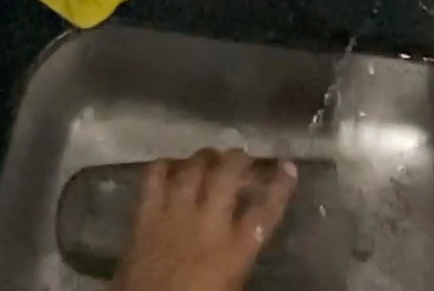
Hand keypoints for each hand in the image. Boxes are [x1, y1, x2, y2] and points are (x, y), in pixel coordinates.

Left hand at [113, 149, 296, 290]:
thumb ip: (240, 255)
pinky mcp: (146, 214)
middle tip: (242, 156)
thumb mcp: (230, 284)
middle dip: (238, 158)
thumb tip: (248, 232)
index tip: (288, 166)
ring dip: (204, 156)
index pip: (265, 212)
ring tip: (211, 155)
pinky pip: (155, 175)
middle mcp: (207, 224)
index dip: (279, 187)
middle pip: (227, 176)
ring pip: (193, 168)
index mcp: (233, 251)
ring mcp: (174, 214)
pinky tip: (172, 165)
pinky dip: (165, 164)